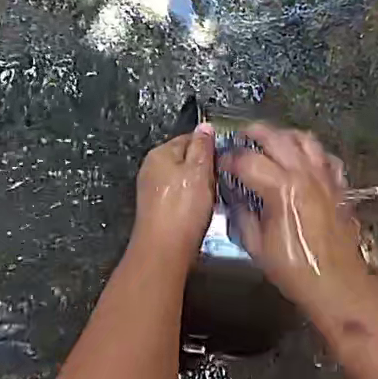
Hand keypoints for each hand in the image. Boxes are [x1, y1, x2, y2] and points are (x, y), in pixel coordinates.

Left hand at [131, 124, 215, 263]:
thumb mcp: (199, 170)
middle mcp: (152, 169)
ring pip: (185, 180)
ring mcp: (154, 190)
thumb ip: (202, 146)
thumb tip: (205, 126)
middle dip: (206, 169)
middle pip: (187, 160)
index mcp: (159, 153)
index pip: (190, 138)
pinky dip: (193, 203)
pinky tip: (201, 213)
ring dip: (201, 188)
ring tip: (212, 199)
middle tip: (220, 181)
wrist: (163, 251)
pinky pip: (181, 198)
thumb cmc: (181, 210)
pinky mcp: (158, 209)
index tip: (225, 159)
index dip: (210, 147)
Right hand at [220, 124, 377, 310]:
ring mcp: (325, 178)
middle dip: (253, 134)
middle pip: (275, 137)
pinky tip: (301, 159)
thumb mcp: (257, 246)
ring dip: (282, 136)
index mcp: (281, 189)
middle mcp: (305, 175)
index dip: (228, 159)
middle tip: (239, 140)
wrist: (338, 285)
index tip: (221, 163)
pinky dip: (310, 152)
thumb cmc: (297, 271)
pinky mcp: (338, 186)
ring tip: (268, 141)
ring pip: (304, 139)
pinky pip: (325, 156)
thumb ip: (243, 215)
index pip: (247, 160)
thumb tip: (236, 199)